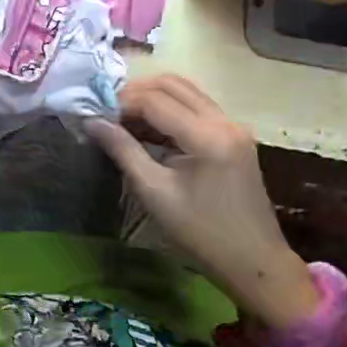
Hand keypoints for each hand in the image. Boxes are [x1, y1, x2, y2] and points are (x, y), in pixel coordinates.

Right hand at [86, 74, 321, 328]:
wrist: (254, 261)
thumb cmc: (201, 232)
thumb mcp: (154, 192)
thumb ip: (123, 151)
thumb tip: (92, 122)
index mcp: (207, 136)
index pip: (154, 100)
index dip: (121, 102)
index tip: (95, 116)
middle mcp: (224, 121)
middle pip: (172, 85)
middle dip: (136, 92)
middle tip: (108, 112)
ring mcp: (233, 126)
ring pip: (186, 91)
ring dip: (153, 97)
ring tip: (123, 118)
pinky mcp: (234, 135)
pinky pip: (196, 107)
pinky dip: (170, 109)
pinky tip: (148, 128)